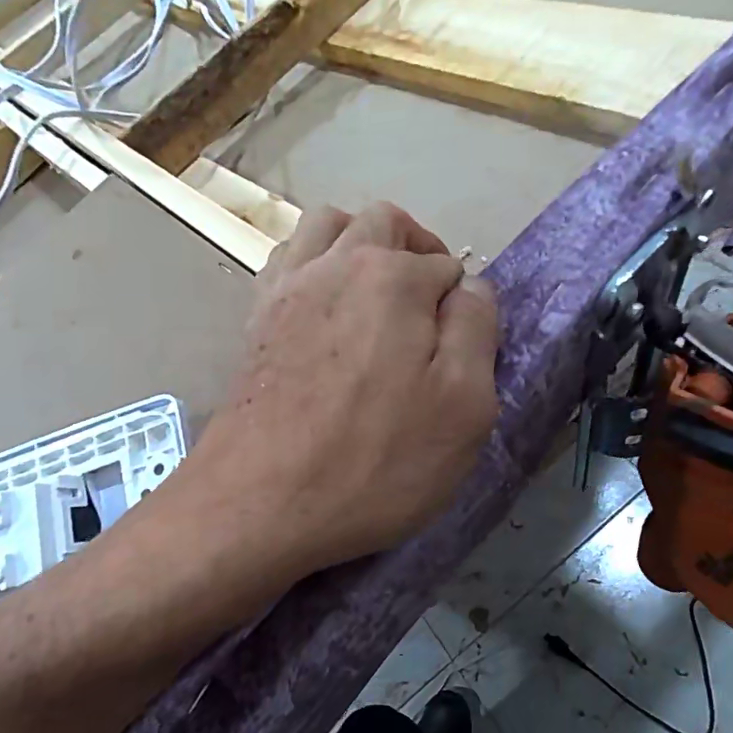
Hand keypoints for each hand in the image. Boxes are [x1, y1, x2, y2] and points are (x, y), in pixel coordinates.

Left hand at [175, 203, 498, 588]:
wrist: (257, 510)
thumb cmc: (378, 460)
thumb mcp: (465, 404)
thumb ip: (478, 330)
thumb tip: (471, 289)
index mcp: (392, 278)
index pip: (449, 267)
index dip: (465, 308)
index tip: (462, 358)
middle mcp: (335, 264)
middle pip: (386, 222)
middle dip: (420, 250)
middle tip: (434, 310)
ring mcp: (286, 288)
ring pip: (329, 226)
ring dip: (364, 243)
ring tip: (384, 296)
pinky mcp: (255, 320)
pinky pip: (289, 260)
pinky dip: (318, 265)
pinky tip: (333, 311)